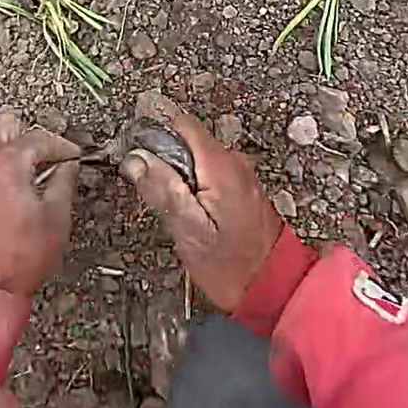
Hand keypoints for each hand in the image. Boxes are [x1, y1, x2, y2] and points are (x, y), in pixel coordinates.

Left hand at [0, 112, 79, 297]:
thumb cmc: (14, 261)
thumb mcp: (56, 219)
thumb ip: (65, 182)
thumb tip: (68, 165)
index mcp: (6, 163)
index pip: (41, 139)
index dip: (62, 147)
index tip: (70, 155)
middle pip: (4, 126)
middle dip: (27, 138)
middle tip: (41, 156)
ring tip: (6, 152)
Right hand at [120, 98, 283, 311]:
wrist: (274, 285)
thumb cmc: (232, 265)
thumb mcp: (190, 231)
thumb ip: (165, 191)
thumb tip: (137, 160)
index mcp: (220, 166)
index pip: (185, 125)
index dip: (156, 121)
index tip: (132, 124)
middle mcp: (234, 162)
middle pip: (189, 138)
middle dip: (162, 147)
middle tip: (135, 165)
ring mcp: (240, 174)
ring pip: (198, 155)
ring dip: (175, 164)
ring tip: (152, 186)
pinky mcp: (241, 188)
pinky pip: (209, 170)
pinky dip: (190, 177)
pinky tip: (179, 198)